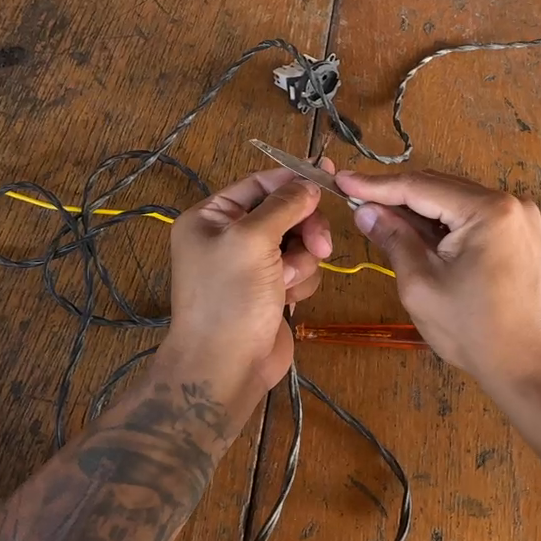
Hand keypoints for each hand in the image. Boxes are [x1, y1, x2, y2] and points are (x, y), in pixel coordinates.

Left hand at [164, 166, 333, 394]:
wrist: (226, 366)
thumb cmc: (230, 298)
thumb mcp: (252, 240)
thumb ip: (283, 205)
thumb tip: (309, 183)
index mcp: (211, 217)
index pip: (259, 184)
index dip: (293, 180)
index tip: (329, 175)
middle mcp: (228, 237)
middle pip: (284, 212)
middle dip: (304, 228)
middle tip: (319, 245)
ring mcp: (251, 266)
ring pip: (298, 242)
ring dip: (300, 260)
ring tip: (285, 282)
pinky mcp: (271, 290)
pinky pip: (300, 269)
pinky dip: (300, 281)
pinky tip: (287, 300)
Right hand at [336, 169, 540, 391]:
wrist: (535, 370)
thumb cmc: (475, 332)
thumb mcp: (421, 285)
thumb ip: (393, 240)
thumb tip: (365, 211)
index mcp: (487, 210)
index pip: (419, 187)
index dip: (375, 185)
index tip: (341, 180)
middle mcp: (510, 203)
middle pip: (440, 189)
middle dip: (396, 197)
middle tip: (355, 202)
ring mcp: (521, 219)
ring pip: (456, 204)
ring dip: (419, 212)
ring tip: (381, 221)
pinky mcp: (524, 237)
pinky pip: (474, 219)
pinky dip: (443, 225)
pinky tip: (418, 237)